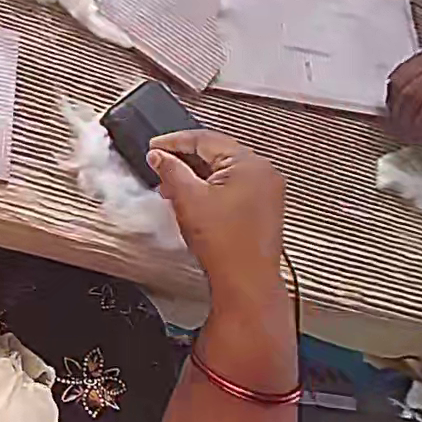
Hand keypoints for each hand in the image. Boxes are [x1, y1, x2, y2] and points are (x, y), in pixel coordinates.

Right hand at [147, 131, 286, 312]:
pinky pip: (231, 187)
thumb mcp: (188, 198)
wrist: (245, 282)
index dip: (174, 141)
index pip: (205, 139)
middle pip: (215, 153)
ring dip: (195, 175)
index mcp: (249, 164)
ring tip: (172, 187)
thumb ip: (170, 170)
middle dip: (184, 160)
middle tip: (160, 165)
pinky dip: (209, 189)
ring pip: (222, 171)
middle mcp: (263, 173)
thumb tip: (160, 155)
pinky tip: (193, 200)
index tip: (156, 146)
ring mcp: (265, 191)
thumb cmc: (227, 245)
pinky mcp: (261, 208)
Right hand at [386, 35, 421, 141]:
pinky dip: (395, 90)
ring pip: (400, 81)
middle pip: (412, 94)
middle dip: (403, 119)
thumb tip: (421, 131)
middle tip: (402, 133)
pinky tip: (399, 103)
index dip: (421, 127)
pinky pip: (401, 71)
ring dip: (394, 105)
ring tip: (398, 120)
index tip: (416, 139)